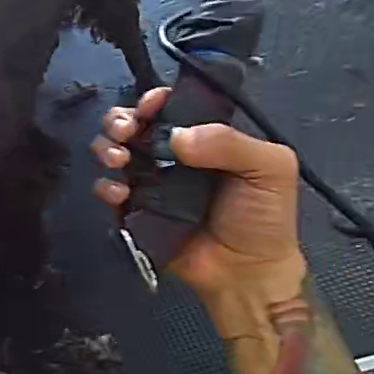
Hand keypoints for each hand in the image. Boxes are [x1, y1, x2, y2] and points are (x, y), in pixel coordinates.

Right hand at [91, 88, 305, 303]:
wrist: (248, 273)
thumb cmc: (264, 218)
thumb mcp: (268, 168)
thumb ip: (229, 142)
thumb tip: (176, 135)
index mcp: (204, 139)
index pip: (171, 108)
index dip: (154, 100)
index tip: (149, 106)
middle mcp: (173, 158)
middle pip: (134, 125)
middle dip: (121, 120)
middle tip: (126, 131)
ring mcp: (151, 186)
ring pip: (115, 153)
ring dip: (107, 148)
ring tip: (119, 158)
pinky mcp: (136, 214)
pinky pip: (109, 194)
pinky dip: (105, 187)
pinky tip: (120, 193)